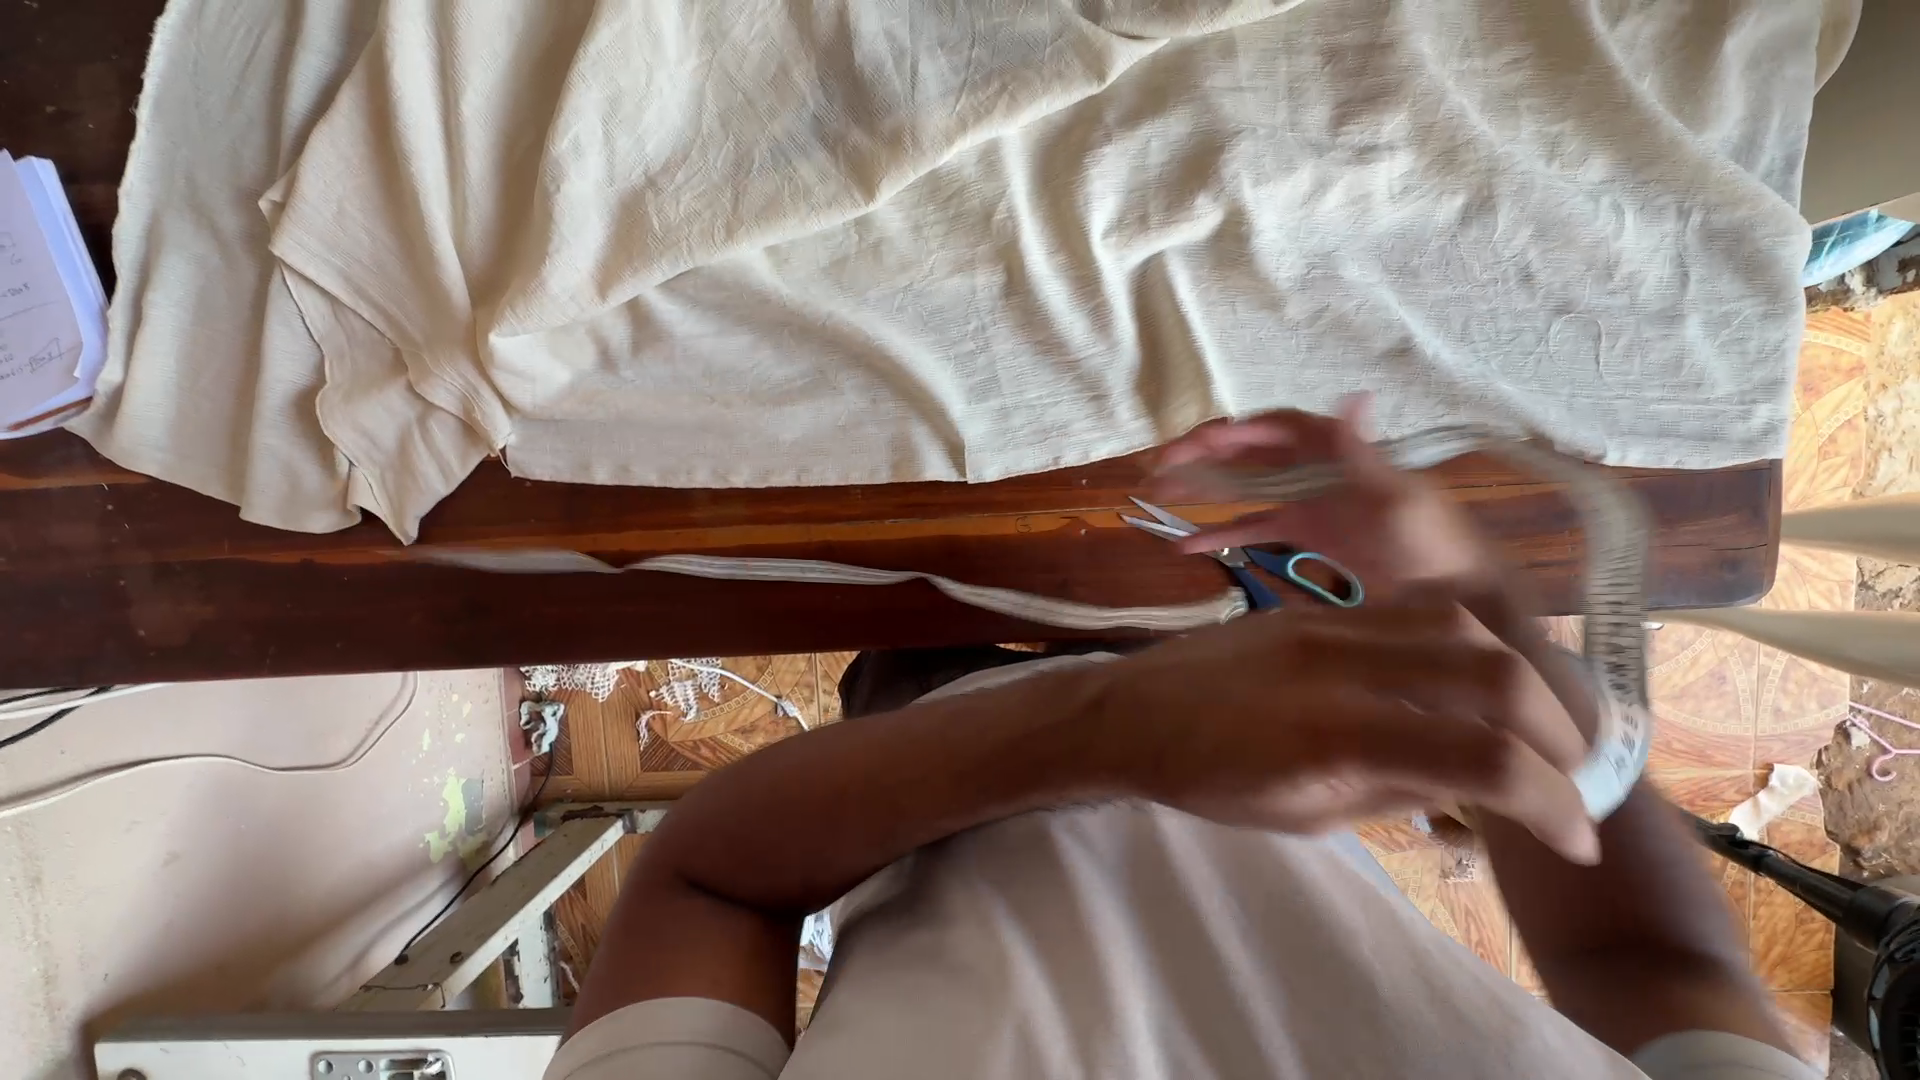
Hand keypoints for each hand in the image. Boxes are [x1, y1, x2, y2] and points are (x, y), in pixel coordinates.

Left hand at [1103, 592, 1600, 863]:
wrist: (1130, 711)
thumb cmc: (1204, 779)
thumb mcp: (1303, 813)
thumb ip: (1394, 793)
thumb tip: (1475, 782)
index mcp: (1333, 736)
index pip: (1483, 760)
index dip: (1551, 805)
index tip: (1569, 839)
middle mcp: (1338, 665)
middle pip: (1491, 670)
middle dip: (1552, 729)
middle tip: (1558, 774)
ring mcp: (1322, 623)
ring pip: (1455, 623)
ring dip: (1510, 675)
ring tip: (1517, 723)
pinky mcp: (1310, 608)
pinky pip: (1404, 611)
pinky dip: (1453, 644)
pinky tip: (1453, 680)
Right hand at [1148, 396, 1595, 770]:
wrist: (1457, 605)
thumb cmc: (1434, 550)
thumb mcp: (1399, 503)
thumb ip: (1364, 455)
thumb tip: (1353, 398)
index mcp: (1339, 453)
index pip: (1274, 429)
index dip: (1231, 432)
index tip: (1189, 446)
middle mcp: (1318, 470)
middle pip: (1250, 453)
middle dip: (1202, 457)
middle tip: (1156, 468)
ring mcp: (1309, 502)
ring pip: (1244, 487)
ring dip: (1202, 489)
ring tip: (1157, 495)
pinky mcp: (1306, 535)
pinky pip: (1254, 529)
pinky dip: (1221, 534)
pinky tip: (1184, 546)